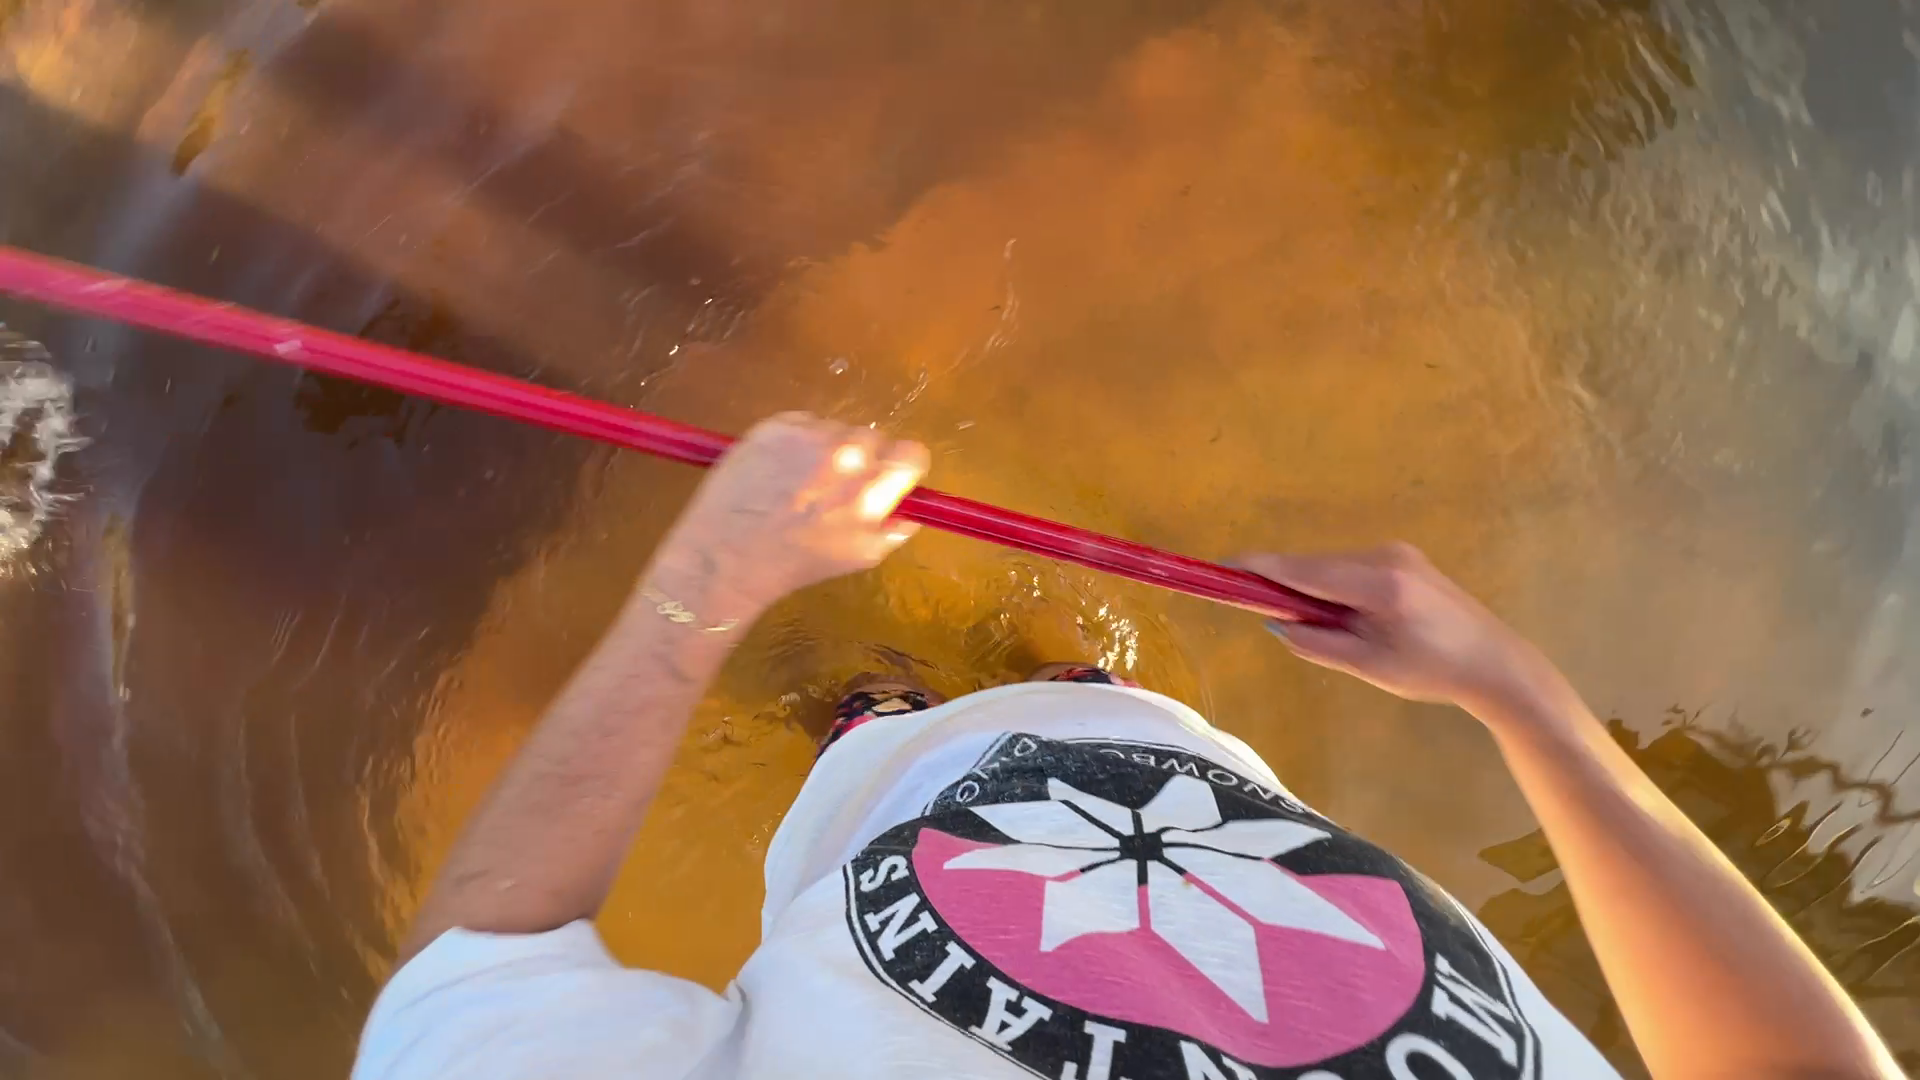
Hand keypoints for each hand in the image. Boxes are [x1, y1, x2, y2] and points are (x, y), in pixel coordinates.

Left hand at [650, 413, 929, 615]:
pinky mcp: (774, 426)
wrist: (726, 556)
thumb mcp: (861, 557)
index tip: (889, 474)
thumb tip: (912, 507)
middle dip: (863, 457)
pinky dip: (797, 441)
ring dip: (828, 447)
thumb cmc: (796, 562)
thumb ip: (896, 529)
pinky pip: (803, 422)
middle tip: (836, 484)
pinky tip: (780, 468)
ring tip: (801, 479)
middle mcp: (844, 458)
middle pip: (874, 437)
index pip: (912, 454)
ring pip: (836, 428)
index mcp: (870, 494)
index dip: (903, 465)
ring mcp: (807, 438)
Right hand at [1237, 544, 1547, 714]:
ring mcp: (1395, 553)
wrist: (1497, 664)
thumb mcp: (1369, 666)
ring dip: (1307, 586)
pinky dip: (1328, 584)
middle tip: (1259, 607)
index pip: (1304, 570)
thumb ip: (1317, 643)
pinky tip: (1336, 611)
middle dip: (1281, 581)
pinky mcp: (1400, 558)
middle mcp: (1385, 557)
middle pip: (1312, 564)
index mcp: (1380, 585)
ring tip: (1312, 622)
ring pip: (1327, 565)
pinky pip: (1346, 566)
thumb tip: (1275, 623)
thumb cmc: (1434, 672)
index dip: (1261, 567)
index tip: (1224, 565)